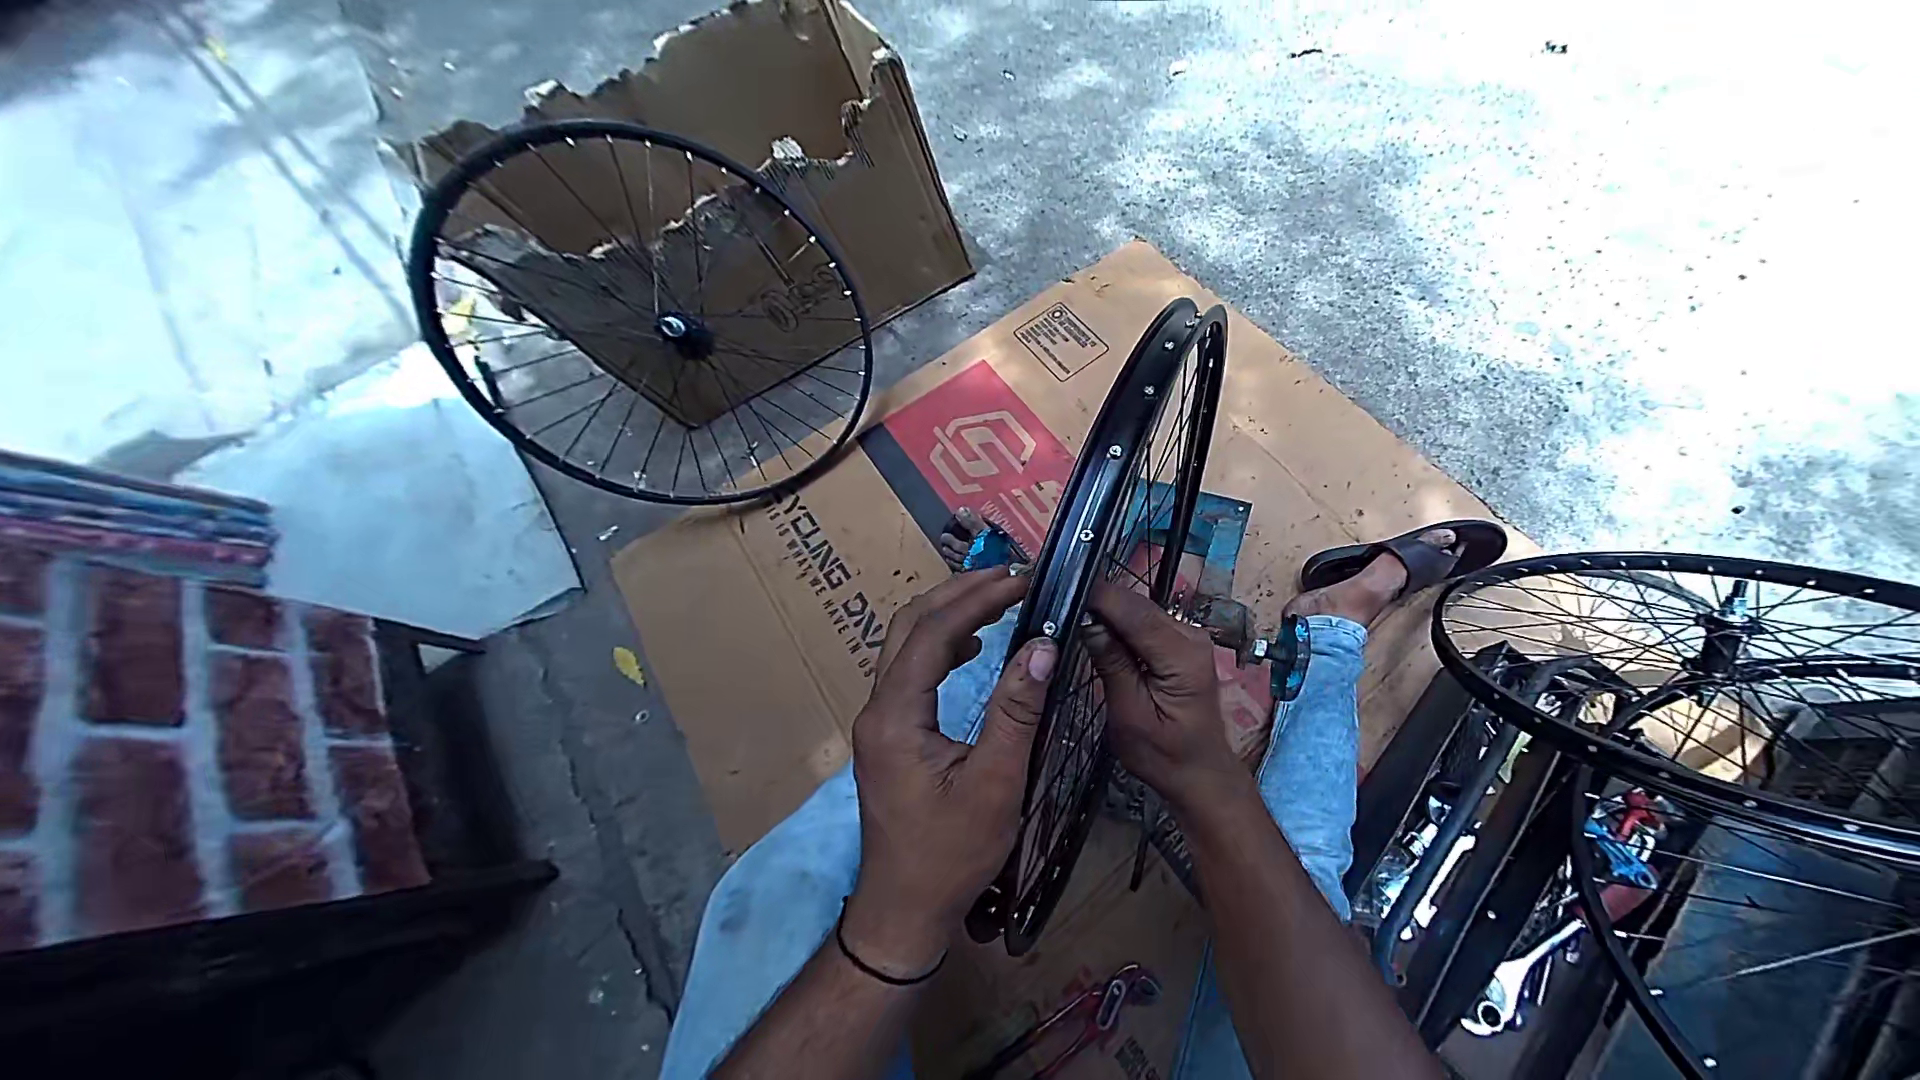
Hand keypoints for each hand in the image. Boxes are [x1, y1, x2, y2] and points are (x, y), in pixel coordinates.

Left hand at [841, 568, 1055, 975]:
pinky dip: (943, 646)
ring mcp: (879, 718)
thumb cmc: (951, 854)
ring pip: (907, 644)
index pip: (934, 632)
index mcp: (896, 714)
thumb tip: (1043, 645)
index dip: (979, 599)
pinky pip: (912, 670)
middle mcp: (878, 706)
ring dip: (950, 616)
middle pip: (910, 625)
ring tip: (997, 601)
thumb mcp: (996, 783)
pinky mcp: (890, 732)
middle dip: (959, 594)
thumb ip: (1017, 711)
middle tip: (1009, 577)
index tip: (1021, 580)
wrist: (904, 910)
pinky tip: (974, 648)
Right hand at [1084, 582, 1250, 812]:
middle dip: (1098, 602)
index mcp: (1182, 655)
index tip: (1061, 593)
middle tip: (1058, 606)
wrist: (1200, 773)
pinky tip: (1096, 629)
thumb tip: (1087, 622)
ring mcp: (1188, 635)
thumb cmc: (1164, 755)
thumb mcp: (1129, 715)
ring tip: (1071, 615)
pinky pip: (1143, 620)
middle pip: (1136, 605)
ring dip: (1106, 611)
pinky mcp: (1180, 641)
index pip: (1134, 611)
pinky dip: (1118, 622)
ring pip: (1137, 609)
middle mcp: (1190, 635)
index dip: (1097, 597)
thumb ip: (1112, 665)